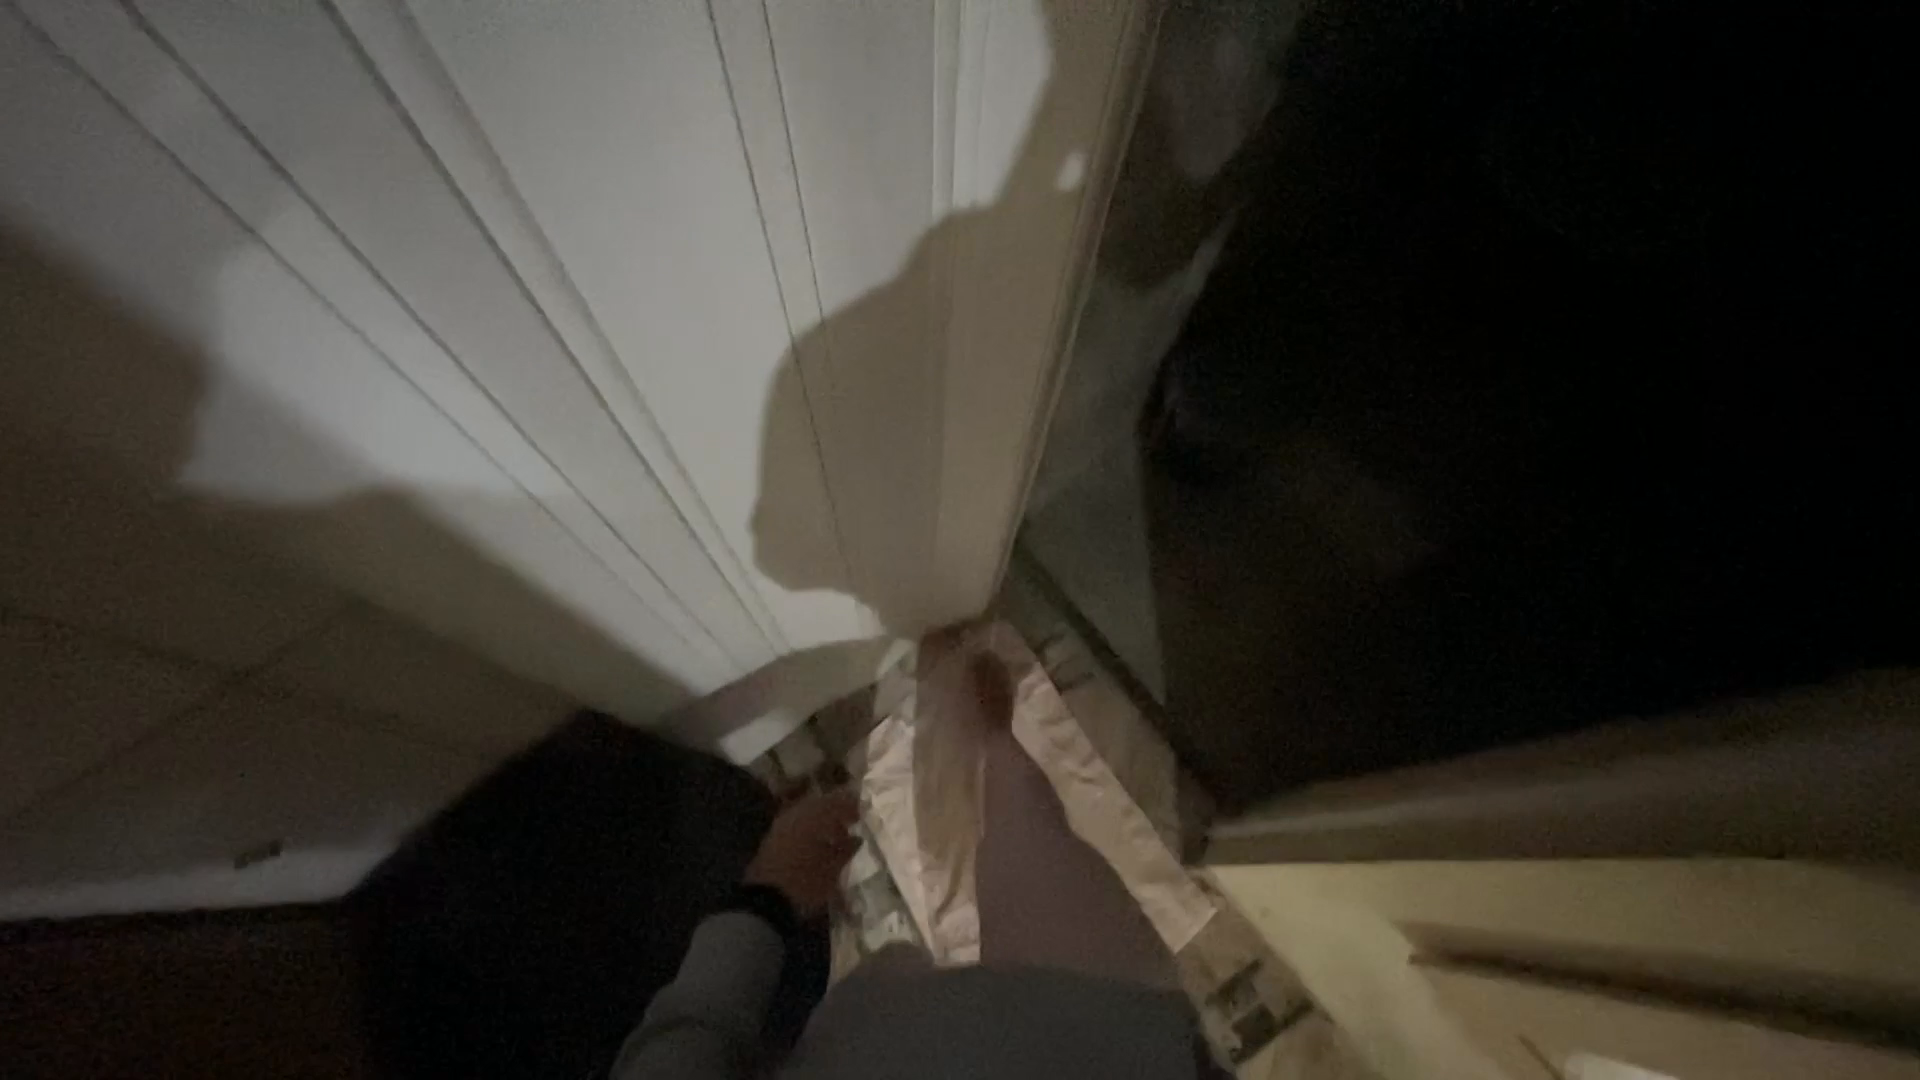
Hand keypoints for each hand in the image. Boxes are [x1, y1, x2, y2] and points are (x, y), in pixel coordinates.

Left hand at [744, 789, 859, 916]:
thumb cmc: (805, 883)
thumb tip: (857, 838)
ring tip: (833, 835)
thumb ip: (845, 850)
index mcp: (814, 817)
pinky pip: (795, 823)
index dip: (850, 805)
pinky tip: (815, 842)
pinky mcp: (772, 837)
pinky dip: (808, 828)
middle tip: (849, 822)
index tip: (861, 814)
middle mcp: (797, 814)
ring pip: (806, 812)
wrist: (765, 902)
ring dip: (821, 819)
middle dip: (835, 810)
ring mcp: (782, 824)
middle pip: (820, 804)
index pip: (837, 802)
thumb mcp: (832, 869)